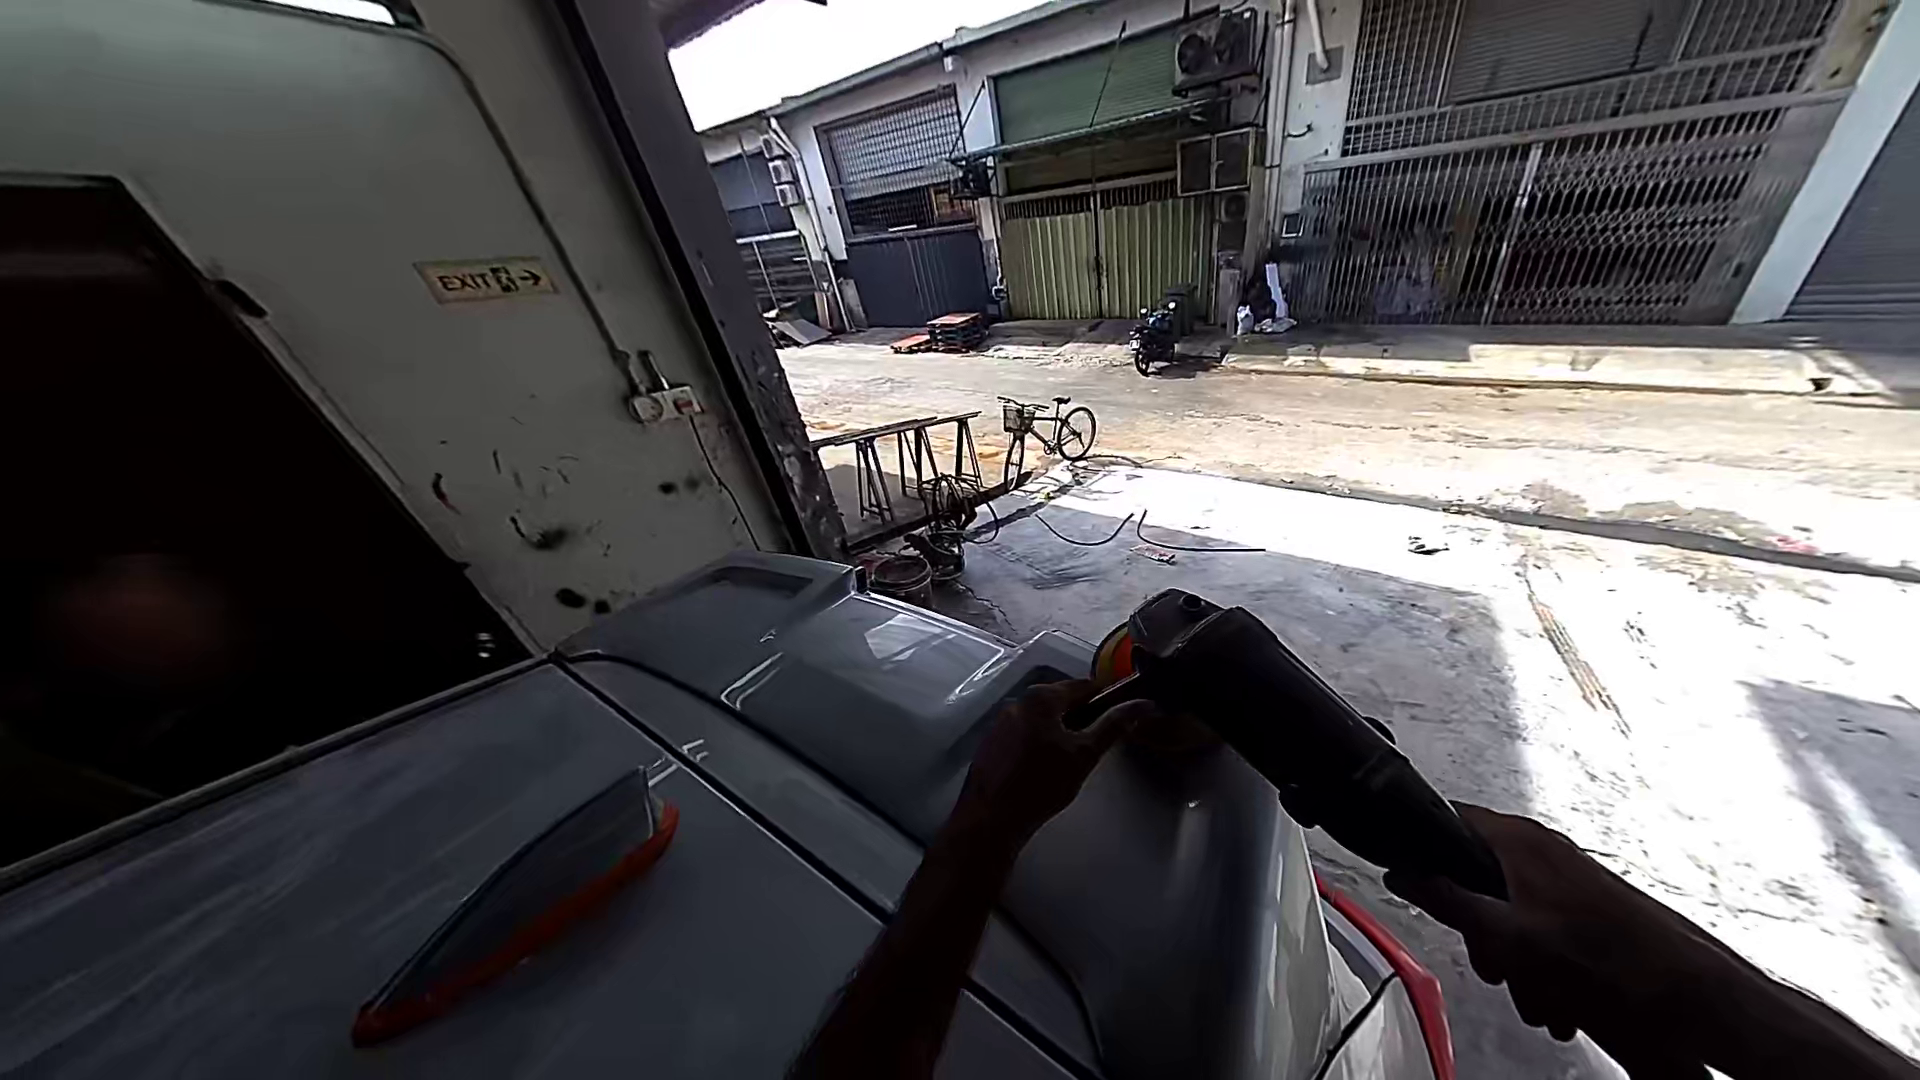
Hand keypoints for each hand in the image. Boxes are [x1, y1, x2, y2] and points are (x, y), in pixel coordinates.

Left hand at [953, 679, 1155, 848]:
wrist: (991, 817)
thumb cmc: (1042, 783)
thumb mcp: (1084, 754)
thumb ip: (1113, 726)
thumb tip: (1142, 704)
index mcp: (1041, 697)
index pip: (1084, 685)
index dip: (1107, 698)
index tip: (1122, 714)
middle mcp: (1019, 701)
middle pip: (1061, 700)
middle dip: (1083, 716)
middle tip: (1099, 743)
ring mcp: (1002, 720)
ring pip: (1043, 717)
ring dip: (1061, 729)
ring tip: (1074, 758)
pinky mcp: (993, 740)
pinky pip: (1025, 731)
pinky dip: (1041, 740)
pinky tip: (1046, 766)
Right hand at [1386, 805, 1747, 1078]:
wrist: (1709, 1004)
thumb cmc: (1614, 963)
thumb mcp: (1506, 934)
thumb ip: (1444, 899)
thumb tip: (1400, 874)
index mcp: (1516, 837)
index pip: (1444, 817)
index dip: (1422, 846)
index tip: (1419, 879)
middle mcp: (1541, 845)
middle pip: (1474, 867)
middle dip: (1474, 919)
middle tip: (1485, 954)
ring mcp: (1569, 872)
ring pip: (1508, 898)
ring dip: (1508, 945)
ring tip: (1528, 987)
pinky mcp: (1592, 900)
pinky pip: (1541, 915)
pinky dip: (1538, 950)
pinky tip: (1554, 991)